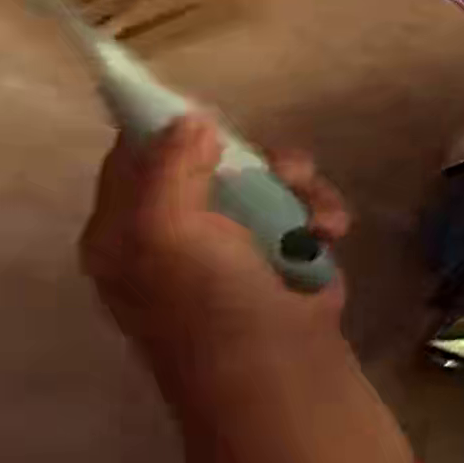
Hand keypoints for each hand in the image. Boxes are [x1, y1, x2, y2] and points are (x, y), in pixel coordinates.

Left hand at [80, 114, 350, 389]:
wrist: (276, 355)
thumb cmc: (210, 298)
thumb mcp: (171, 234)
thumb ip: (171, 172)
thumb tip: (190, 117)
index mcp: (130, 225)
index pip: (136, 156)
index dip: (168, 126)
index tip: (209, 107)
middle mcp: (181, 226)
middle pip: (221, 162)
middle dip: (263, 163)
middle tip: (284, 173)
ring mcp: (239, 237)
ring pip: (276, 182)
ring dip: (306, 192)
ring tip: (322, 221)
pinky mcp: (289, 244)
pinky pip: (308, 206)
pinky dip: (325, 214)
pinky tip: (333, 233)